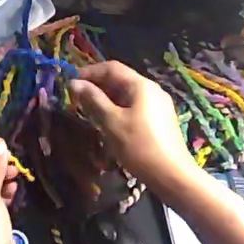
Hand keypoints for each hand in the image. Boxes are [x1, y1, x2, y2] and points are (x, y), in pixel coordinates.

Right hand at [69, 62, 200, 195]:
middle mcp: (153, 90)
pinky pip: (135, 107)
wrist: (172, 175)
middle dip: (98, 86)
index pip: (112, 68)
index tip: (71, 83)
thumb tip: (74, 83)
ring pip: (128, 95)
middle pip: (121, 80)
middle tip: (77, 98)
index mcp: (142, 86)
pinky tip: (109, 122)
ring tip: (89, 111)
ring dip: (107, 99)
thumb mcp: (111, 122)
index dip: (90, 72)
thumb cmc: (139, 146)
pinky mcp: (161, 120)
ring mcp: (159, 105)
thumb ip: (93, 100)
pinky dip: (119, 109)